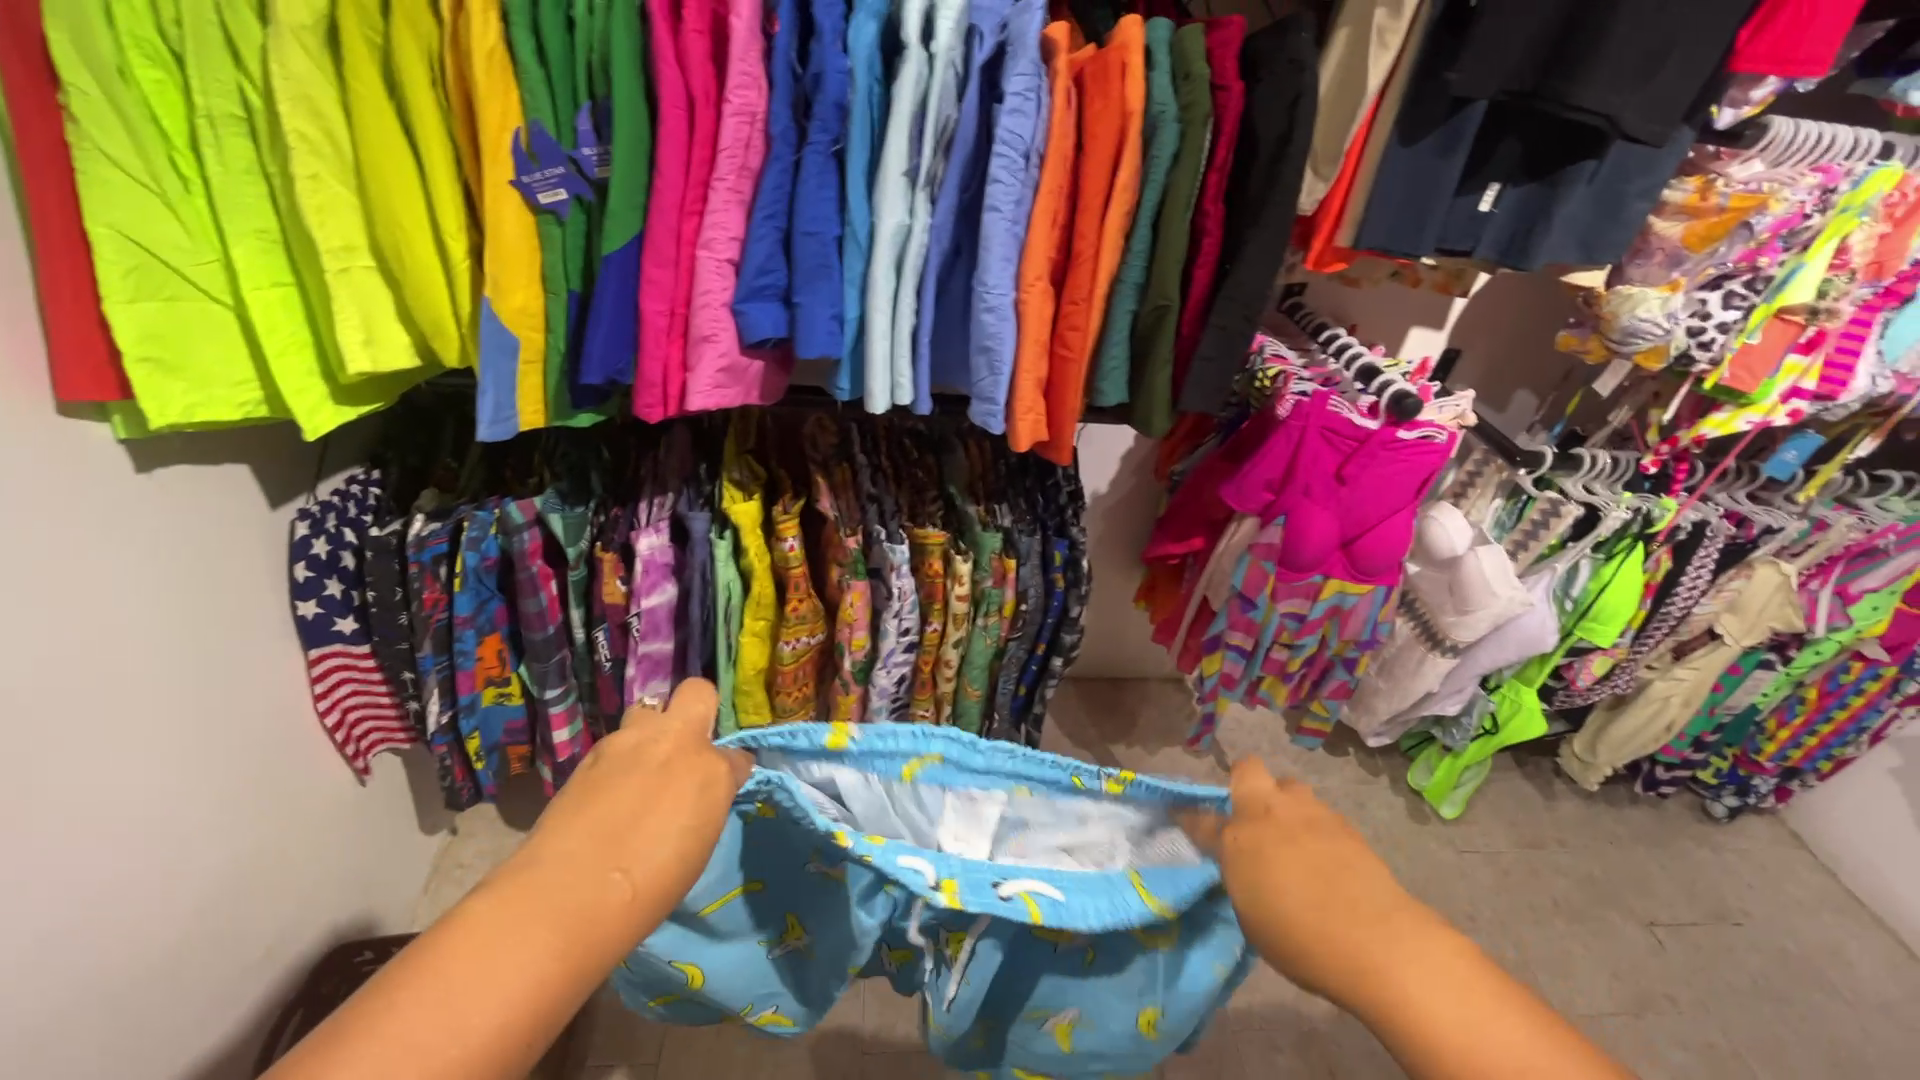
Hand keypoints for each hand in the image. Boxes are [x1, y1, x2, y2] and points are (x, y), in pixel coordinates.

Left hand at [519, 679, 753, 935]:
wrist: (570, 894)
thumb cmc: (650, 888)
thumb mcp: (698, 845)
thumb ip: (704, 805)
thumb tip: (697, 797)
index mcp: (713, 770)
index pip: (737, 756)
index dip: (731, 770)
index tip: (721, 787)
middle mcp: (676, 742)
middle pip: (697, 692)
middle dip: (699, 709)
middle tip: (688, 746)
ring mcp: (630, 741)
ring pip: (648, 710)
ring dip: (652, 731)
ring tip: (642, 767)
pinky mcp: (592, 752)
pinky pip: (616, 742)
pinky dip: (620, 758)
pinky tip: (609, 789)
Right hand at [1182, 758, 1430, 1006]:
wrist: (1375, 941)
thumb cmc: (1299, 940)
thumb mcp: (1250, 915)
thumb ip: (1242, 878)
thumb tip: (1247, 867)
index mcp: (1236, 839)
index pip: (1200, 819)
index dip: (1189, 818)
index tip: (1184, 818)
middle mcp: (1269, 814)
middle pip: (1249, 770)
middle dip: (1244, 782)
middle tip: (1250, 814)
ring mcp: (1310, 813)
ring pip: (1290, 787)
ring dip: (1285, 803)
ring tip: (1291, 834)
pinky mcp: (1345, 823)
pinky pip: (1320, 812)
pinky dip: (1315, 826)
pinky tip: (1323, 854)